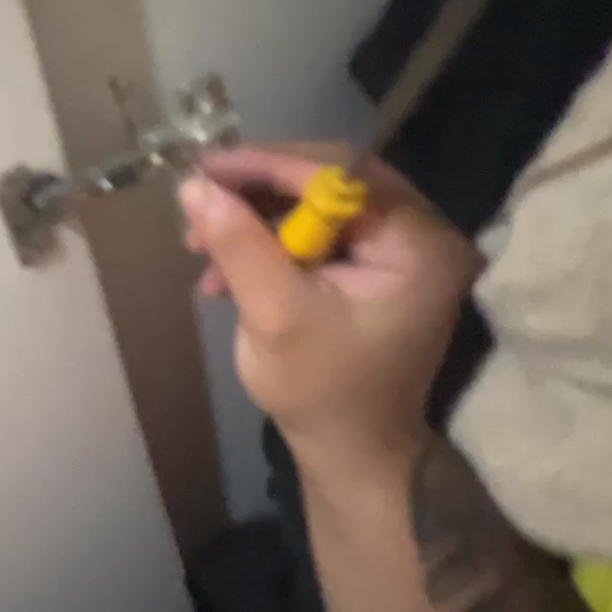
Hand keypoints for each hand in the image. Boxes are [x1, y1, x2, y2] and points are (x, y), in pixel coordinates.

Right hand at [181, 143, 480, 481]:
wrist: (346, 446)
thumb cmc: (319, 389)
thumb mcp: (274, 315)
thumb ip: (240, 246)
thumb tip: (195, 187)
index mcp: (416, 244)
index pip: (343, 175)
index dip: (270, 165)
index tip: (207, 169)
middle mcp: (416, 235)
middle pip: (327, 183)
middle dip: (255, 193)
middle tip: (199, 202)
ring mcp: (392, 252)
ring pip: (311, 207)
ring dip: (250, 221)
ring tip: (200, 246)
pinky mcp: (366, 268)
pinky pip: (309, 234)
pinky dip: (262, 245)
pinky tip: (223, 272)